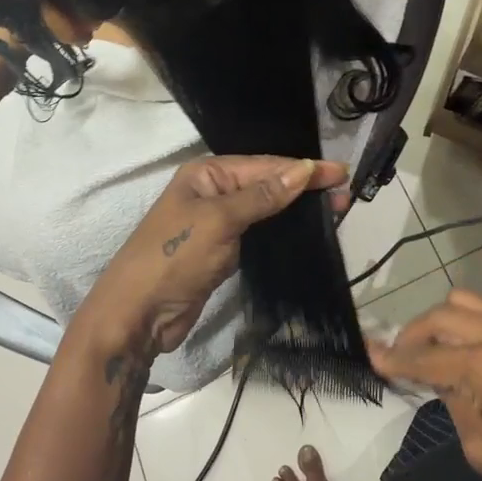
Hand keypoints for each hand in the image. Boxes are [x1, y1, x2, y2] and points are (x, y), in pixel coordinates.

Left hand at [82, 156, 349, 354]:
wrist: (136, 315)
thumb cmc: (174, 258)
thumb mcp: (219, 221)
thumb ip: (263, 196)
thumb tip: (303, 169)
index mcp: (207, 174)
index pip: (265, 165)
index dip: (302, 169)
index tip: (339, 172)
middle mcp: (213, 192)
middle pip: (267, 183)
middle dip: (304, 187)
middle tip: (345, 193)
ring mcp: (217, 223)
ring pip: (266, 209)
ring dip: (297, 209)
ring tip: (336, 212)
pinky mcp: (222, 251)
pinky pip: (259, 233)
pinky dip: (283, 230)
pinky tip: (306, 233)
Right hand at [370, 290, 481, 480]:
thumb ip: (456, 405)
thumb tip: (438, 381)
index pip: (429, 358)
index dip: (395, 358)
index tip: (369, 354)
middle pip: (442, 316)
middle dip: (412, 334)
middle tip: (395, 357)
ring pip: (464, 302)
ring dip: (439, 322)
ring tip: (426, 351)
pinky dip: (464, 323)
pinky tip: (459, 350)